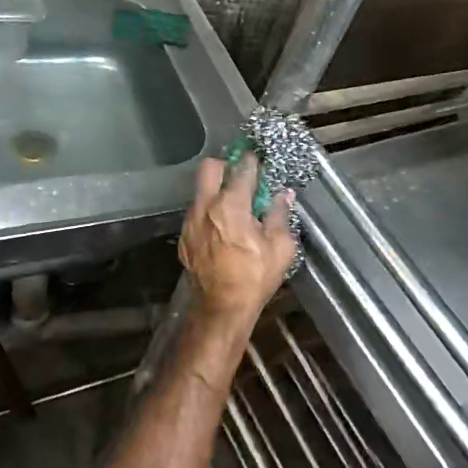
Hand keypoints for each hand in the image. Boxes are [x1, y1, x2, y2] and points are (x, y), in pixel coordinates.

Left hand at [179, 153, 296, 322]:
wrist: (221, 307)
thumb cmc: (254, 277)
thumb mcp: (280, 247)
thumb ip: (280, 215)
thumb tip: (283, 195)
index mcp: (231, 205)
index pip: (242, 169)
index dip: (253, 161)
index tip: (259, 160)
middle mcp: (205, 206)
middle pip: (209, 167)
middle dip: (226, 166)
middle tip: (241, 177)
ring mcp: (190, 221)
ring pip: (200, 191)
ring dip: (215, 190)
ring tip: (233, 206)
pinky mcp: (184, 237)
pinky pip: (195, 213)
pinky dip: (208, 212)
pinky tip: (221, 228)